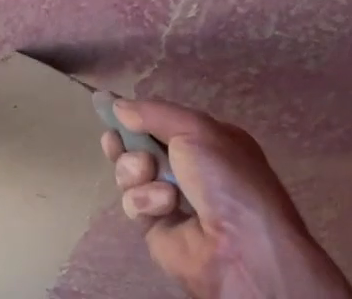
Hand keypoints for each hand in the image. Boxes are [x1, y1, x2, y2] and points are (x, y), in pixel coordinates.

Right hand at [102, 98, 351, 298]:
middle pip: (139, 146)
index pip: (162, 122)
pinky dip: (144, 200)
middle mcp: (187, 169)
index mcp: (205, 142)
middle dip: (126, 142)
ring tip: (149, 173)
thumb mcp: (195, 128)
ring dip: (134, 169)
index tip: (110, 110)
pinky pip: (133, 203)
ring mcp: (170, 198)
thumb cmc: (226, 177)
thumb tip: (117, 105)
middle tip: (115, 140)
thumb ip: (153, 113)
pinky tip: (164, 205)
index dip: (137, 116)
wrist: (242, 247)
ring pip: (129, 173)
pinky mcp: (156, 228)